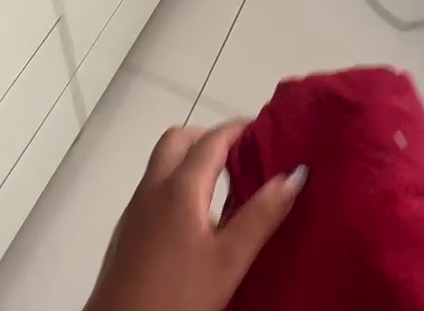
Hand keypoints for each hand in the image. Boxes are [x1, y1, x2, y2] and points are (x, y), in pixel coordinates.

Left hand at [83, 122, 303, 310]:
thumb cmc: (178, 295)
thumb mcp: (229, 260)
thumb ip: (262, 215)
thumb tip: (295, 173)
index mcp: (180, 186)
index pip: (212, 139)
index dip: (239, 129)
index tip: (267, 131)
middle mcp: (153, 186)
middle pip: (179, 140)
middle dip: (210, 138)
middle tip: (240, 157)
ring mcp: (136, 207)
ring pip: (162, 162)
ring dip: (191, 159)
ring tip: (225, 186)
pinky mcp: (128, 229)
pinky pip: (154, 186)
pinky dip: (177, 182)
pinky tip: (196, 217)